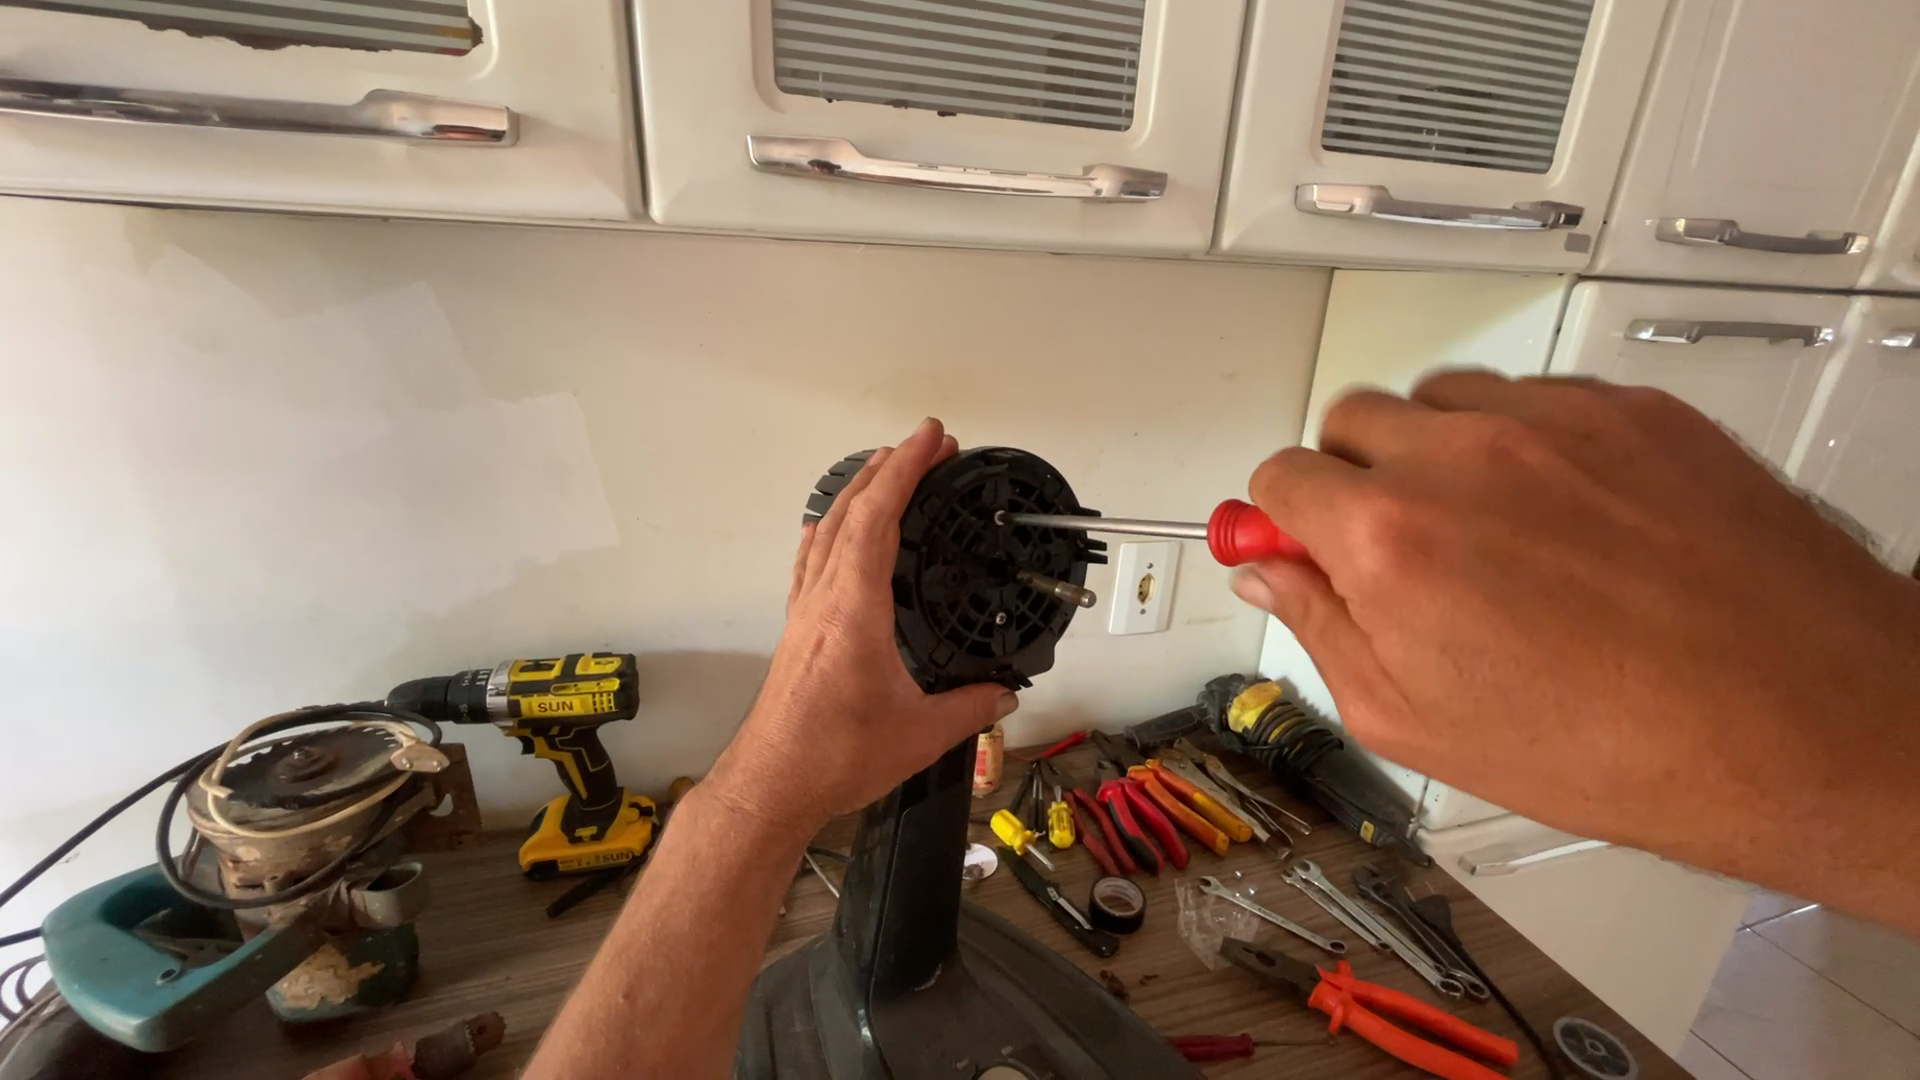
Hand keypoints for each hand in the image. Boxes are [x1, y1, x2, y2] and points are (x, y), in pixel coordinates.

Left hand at [707, 418, 1018, 834]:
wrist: (772, 783)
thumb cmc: (832, 756)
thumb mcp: (920, 734)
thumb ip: (971, 708)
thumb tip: (1002, 694)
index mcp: (854, 609)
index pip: (878, 517)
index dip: (906, 469)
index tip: (932, 439)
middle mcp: (824, 598)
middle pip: (850, 510)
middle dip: (889, 468)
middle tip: (926, 447)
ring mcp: (805, 609)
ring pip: (826, 528)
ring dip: (858, 491)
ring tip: (887, 469)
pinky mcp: (798, 626)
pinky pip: (812, 556)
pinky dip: (829, 526)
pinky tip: (831, 526)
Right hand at [1230, 371, 1919, 885]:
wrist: (1816, 735)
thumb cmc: (1608, 747)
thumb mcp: (1405, 716)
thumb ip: (1313, 626)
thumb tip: (1264, 573)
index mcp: (1388, 538)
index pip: (1279, 476)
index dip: (1277, 516)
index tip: (1296, 539)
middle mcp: (1459, 459)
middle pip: (1345, 420)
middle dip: (1344, 474)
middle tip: (1384, 536)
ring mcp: (1551, 424)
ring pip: (1431, 397)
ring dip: (1424, 447)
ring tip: (1473, 520)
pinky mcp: (1630, 410)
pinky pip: (1525, 394)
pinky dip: (1509, 437)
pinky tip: (1548, 508)